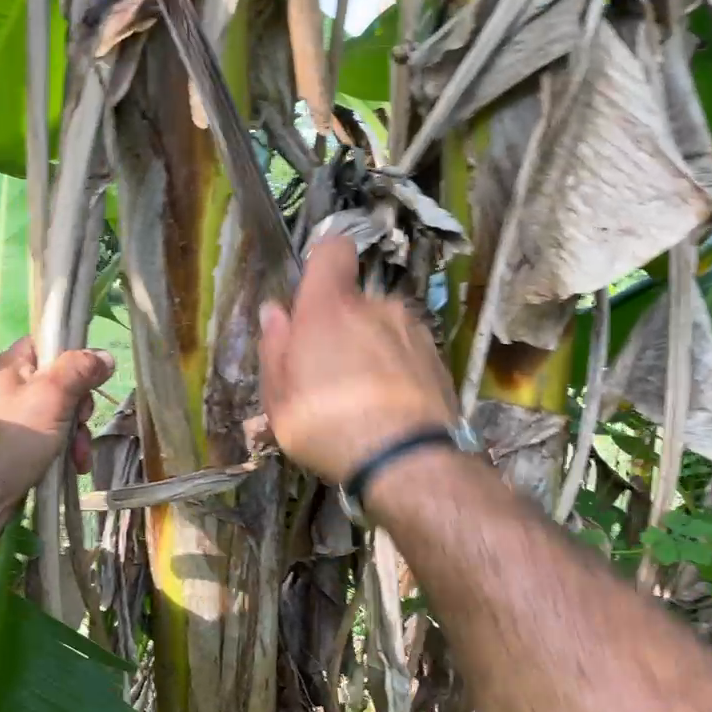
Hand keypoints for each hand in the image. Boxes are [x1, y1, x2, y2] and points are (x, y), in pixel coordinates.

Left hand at [0, 337, 114, 514]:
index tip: (91, 376)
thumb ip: (78, 370)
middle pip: (60, 383)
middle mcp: (11, 389)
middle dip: (80, 406)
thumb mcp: (51, 395)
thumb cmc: (14, 437)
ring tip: (79, 457)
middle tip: (81, 421)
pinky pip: (50, 441)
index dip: (72, 356)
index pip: (47, 343)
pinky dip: (65, 452)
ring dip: (77, 435)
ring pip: (60, 415)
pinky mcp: (18, 449)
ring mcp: (14, 421)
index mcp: (11, 365)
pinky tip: (74, 468)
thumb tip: (105, 355)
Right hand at [259, 236, 455, 485]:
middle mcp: (376, 306)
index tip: (309, 296)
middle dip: (338, 328)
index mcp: (329, 308)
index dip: (320, 264)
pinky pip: (403, 352)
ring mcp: (412, 330)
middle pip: (352, 302)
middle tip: (323, 374)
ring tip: (357, 397)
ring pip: (379, 327)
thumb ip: (274, 347)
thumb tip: (275, 312)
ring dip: (367, 349)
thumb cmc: (325, 426)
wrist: (404, 461)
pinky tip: (384, 407)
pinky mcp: (436, 357)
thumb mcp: (278, 397)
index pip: (332, 250)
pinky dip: (392, 369)